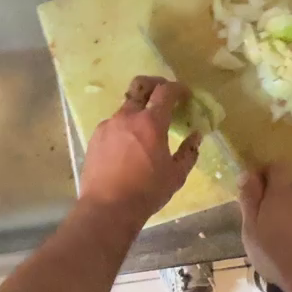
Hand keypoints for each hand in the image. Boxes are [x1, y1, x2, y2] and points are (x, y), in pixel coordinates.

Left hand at [78, 76, 200, 228]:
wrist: (107, 207)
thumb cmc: (147, 192)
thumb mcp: (176, 175)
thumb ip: (189, 152)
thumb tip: (196, 136)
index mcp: (151, 122)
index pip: (166, 91)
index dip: (178, 88)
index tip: (185, 94)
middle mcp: (127, 116)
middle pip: (140, 86)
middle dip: (155, 84)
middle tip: (163, 94)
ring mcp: (108, 125)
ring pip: (125, 107)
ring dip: (138, 110)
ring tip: (145, 129)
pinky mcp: (95, 138)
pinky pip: (113, 125)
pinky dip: (124, 128)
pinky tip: (127, 147)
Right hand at [237, 163, 291, 291]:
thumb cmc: (274, 252)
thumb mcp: (251, 227)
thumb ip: (249, 199)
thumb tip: (246, 173)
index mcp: (280, 193)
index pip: (275, 168)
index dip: (262, 173)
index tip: (251, 191)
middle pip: (284, 191)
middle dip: (270, 202)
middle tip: (258, 227)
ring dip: (283, 219)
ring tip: (274, 245)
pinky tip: (291, 252)